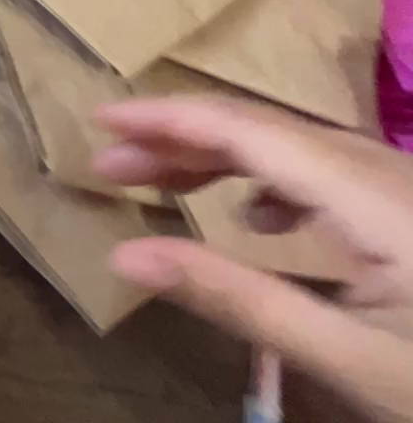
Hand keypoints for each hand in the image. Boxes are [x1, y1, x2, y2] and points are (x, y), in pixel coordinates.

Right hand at [95, 97, 412, 420]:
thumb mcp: (361, 362)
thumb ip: (237, 299)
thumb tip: (120, 256)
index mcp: (383, 202)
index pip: (249, 130)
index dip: (166, 117)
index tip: (98, 121)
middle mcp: (403, 179)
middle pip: (270, 131)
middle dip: (180, 140)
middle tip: (111, 166)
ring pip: (303, 147)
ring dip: (221, 157)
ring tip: (163, 182)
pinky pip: (338, 173)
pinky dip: (275, 180)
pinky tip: (259, 217)